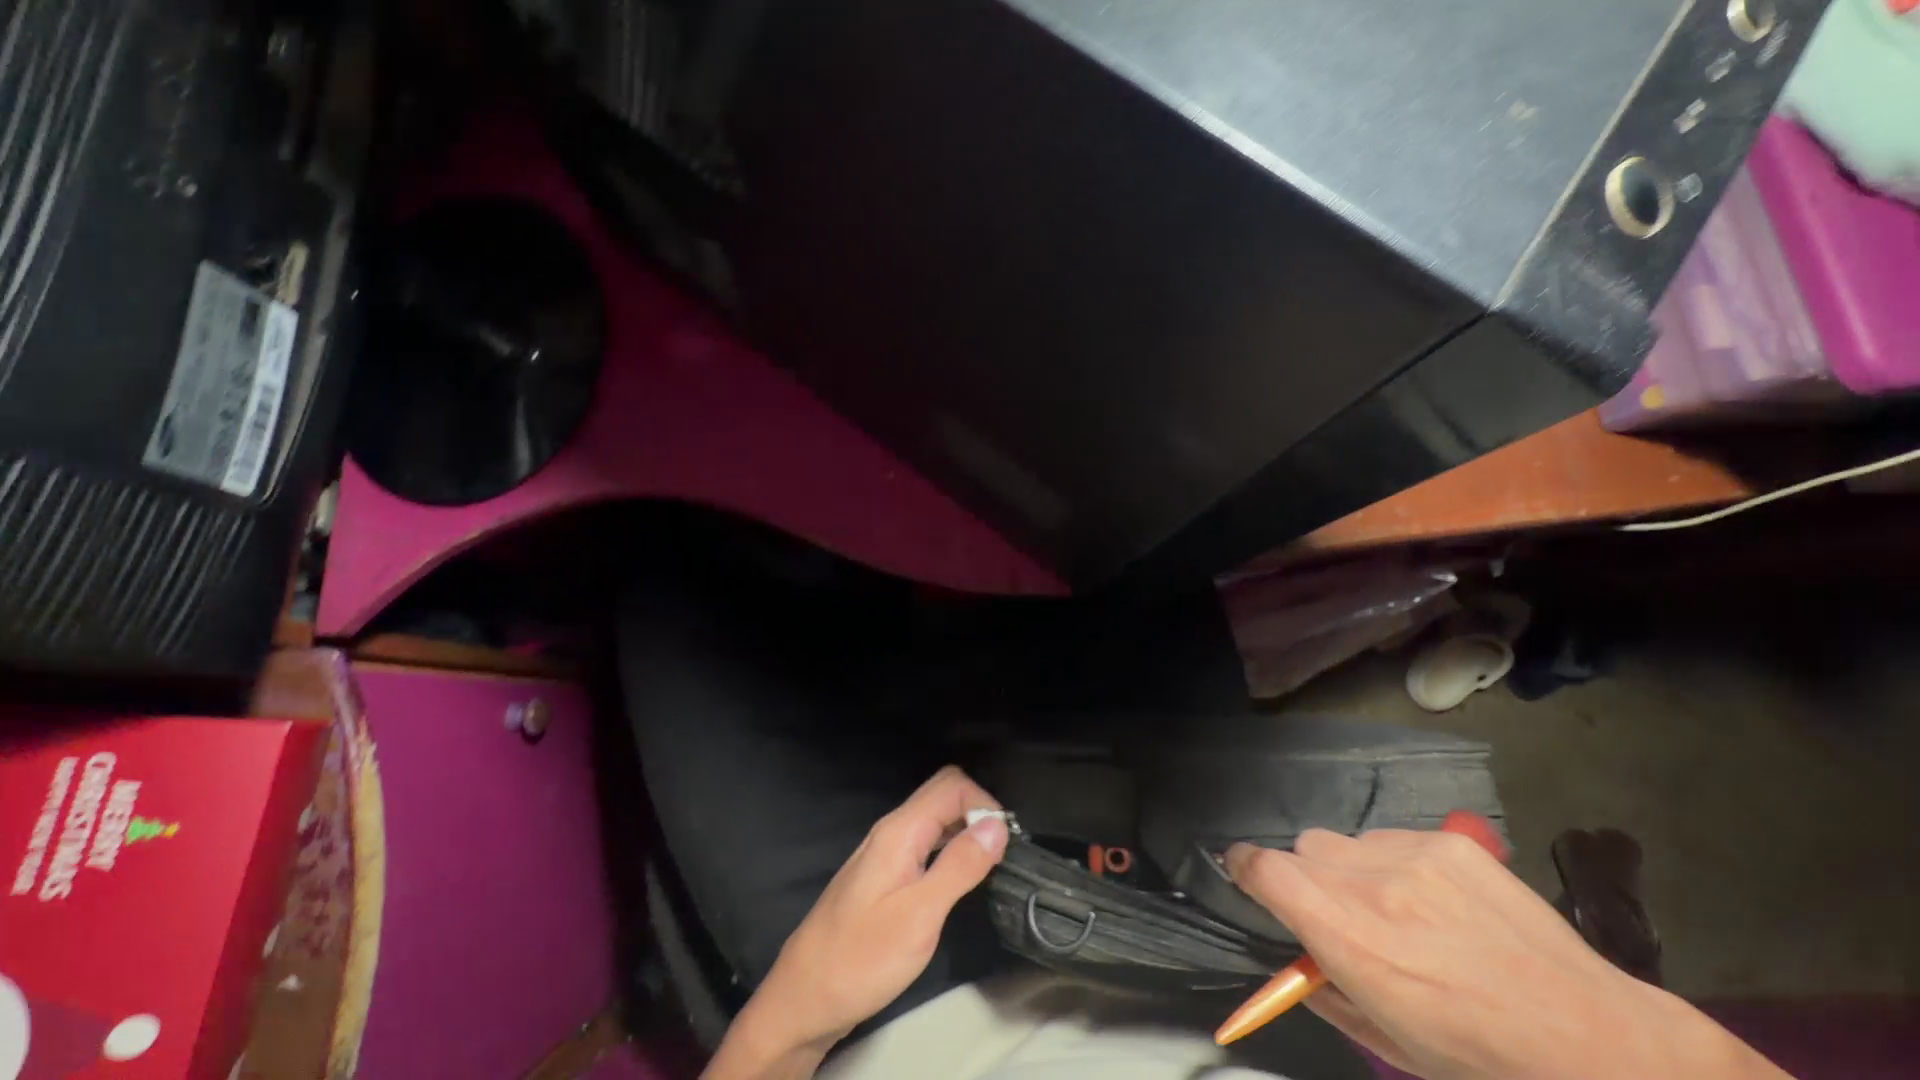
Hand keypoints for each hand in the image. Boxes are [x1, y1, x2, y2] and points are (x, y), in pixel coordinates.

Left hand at [705, 767, 1009, 1078]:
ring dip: (965, 834)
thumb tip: (998, 823)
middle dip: (978, 814)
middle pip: (942, 797)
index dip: (984, 803)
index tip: (1005, 843)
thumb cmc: (862, 959)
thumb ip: (959, 865)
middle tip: (1001, 856)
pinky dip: (948, 853)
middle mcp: (889, 833)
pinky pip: (923, 847)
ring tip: (989, 869)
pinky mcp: (882, 879)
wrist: (804, 999)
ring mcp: (883, 856)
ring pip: (933, 822)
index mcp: (898, 832)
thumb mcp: (920, 915)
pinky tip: (959, 883)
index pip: (951, 785)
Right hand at [1227, 829, 1790, 1079]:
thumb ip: (1323, 991)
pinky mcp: (1452, 843)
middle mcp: (1371, 883)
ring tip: (1398, 910)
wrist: (1587, 1036)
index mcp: (1346, 936)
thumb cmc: (1475, 1057)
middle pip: (1303, 849)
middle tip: (1341, 916)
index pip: (1264, 869)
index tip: (1243, 874)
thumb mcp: (1383, 1042)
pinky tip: (1437, 902)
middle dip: (1307, 878)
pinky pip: (1394, 838)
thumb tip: (1296, 961)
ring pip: (1349, 842)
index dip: (1243, 866)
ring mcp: (1415, 855)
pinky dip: (1396, 863)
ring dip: (1352, 869)